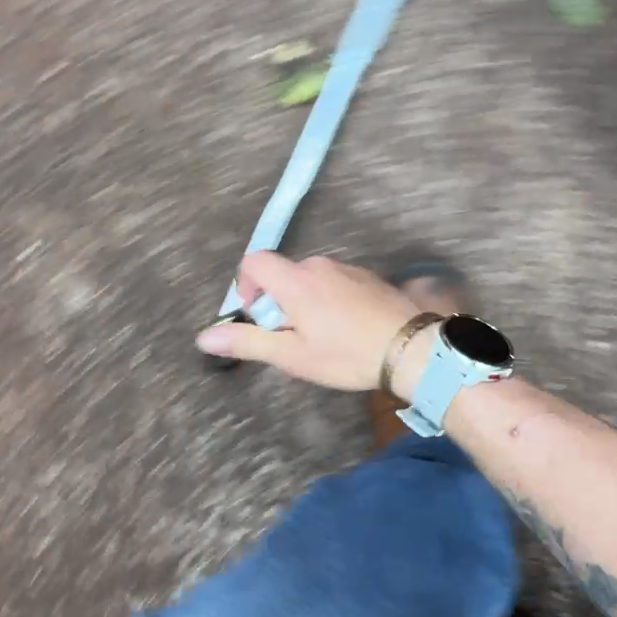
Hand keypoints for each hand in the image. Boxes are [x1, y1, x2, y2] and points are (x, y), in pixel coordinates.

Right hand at [197, 252, 431, 396]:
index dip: (246, 286)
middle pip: (283, 273)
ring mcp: (347, 269)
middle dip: (278, 303)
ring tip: (323, 339)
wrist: (411, 349)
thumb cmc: (347, 355)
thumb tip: (204, 336)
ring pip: (310, 280)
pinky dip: (330, 301)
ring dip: (305, 303)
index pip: (254, 261)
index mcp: (296, 280)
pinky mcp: (368, 277)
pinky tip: (347, 330)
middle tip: (293, 339)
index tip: (259, 317)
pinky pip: (335, 283)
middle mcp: (319, 265)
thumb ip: (248, 342)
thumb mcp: (293, 356)